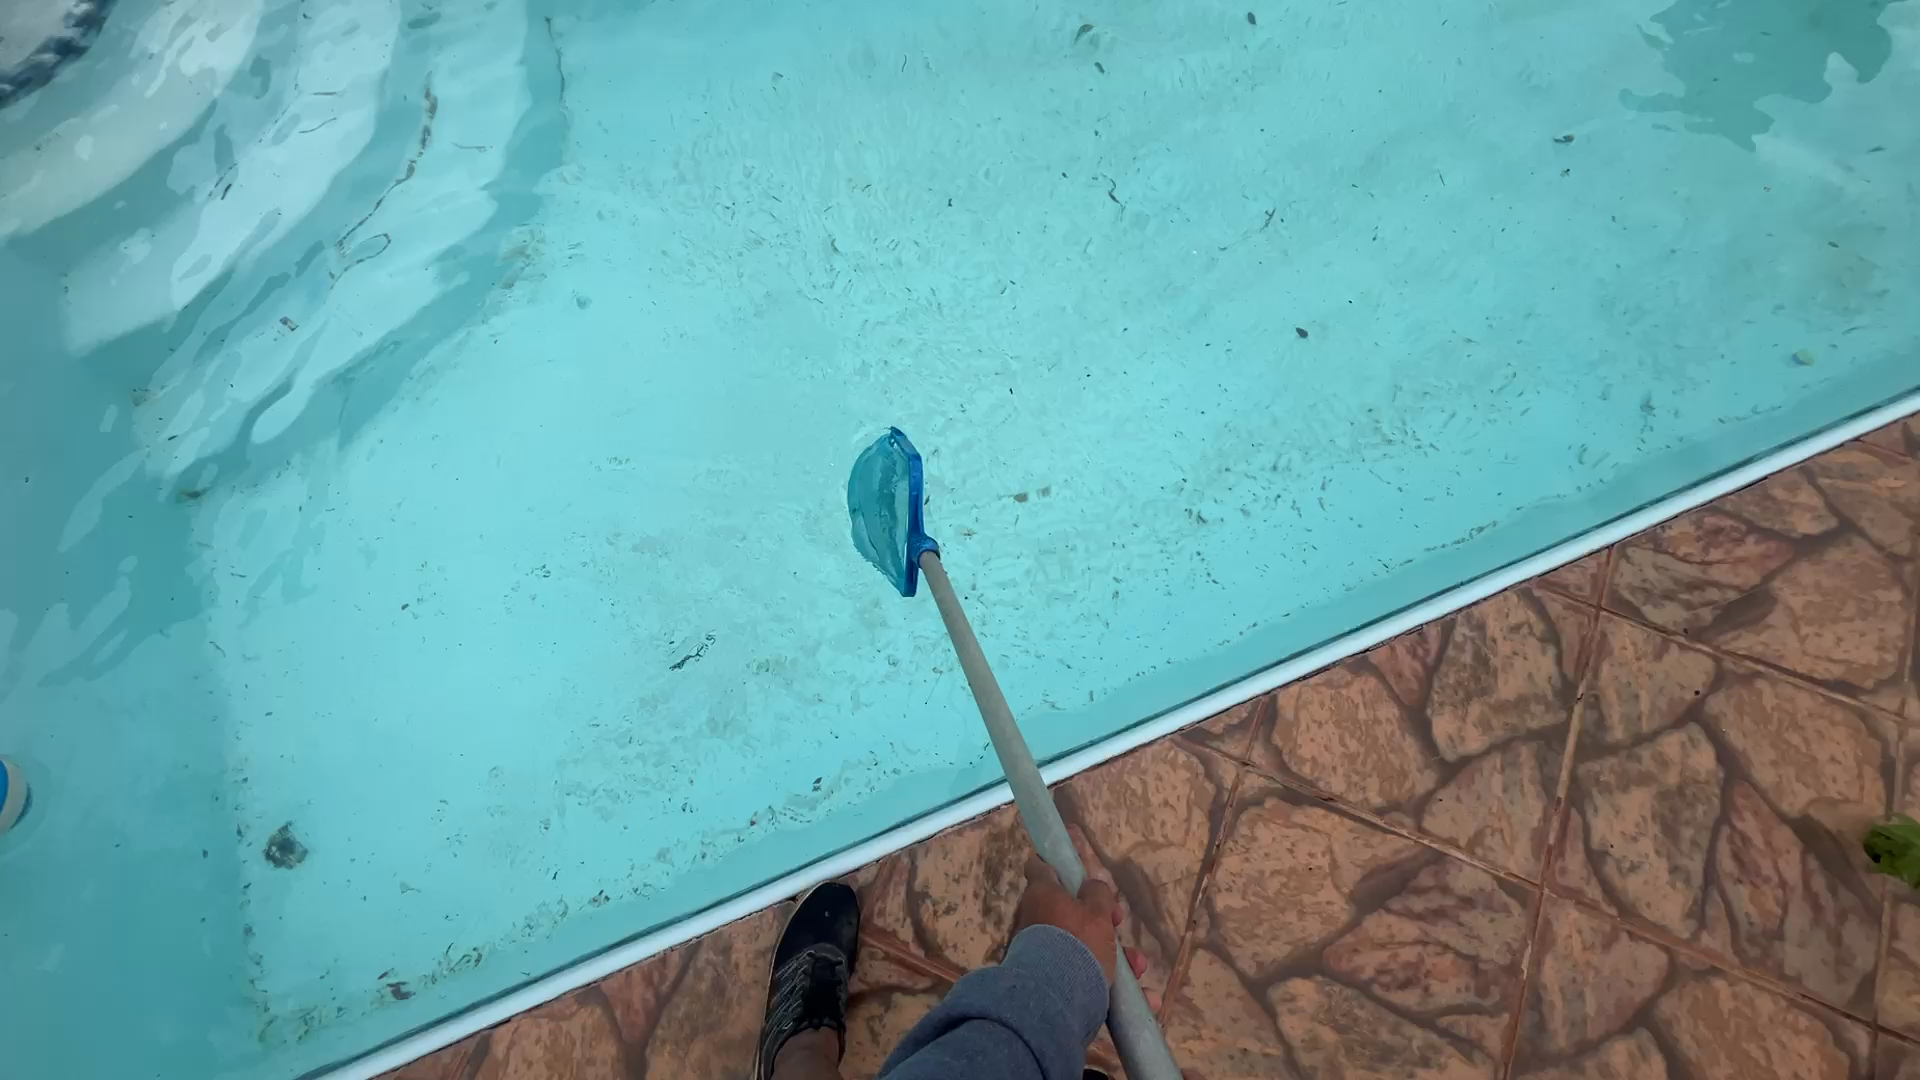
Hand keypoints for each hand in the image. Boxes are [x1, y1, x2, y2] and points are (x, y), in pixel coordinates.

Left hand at [1011, 855, 1148, 986]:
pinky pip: (1085, 977)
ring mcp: (1042, 953)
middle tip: (1119, 924)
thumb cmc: (1076, 943)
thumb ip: (1098, 893)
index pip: (1040, 867)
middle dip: (1102, 921)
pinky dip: (1112, 985)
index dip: (1057, 865)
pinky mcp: (1052, 983)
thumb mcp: (1096, 912)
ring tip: (1138, 967)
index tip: (1076, 870)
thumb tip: (1092, 887)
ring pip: (1082, 947)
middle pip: (1069, 911)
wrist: (1055, 1002)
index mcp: (1042, 895)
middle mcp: (1036, 920)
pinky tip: (1143, 997)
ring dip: (1115, 956)